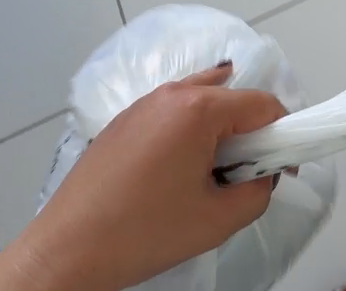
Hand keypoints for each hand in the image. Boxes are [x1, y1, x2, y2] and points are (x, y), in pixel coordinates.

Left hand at [0, 66, 285, 290]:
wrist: (64, 253)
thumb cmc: (143, 233)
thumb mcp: (216, 221)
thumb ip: (257, 192)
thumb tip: (263, 175)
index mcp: (200, 109)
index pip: (263, 105)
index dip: (281, 135)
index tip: (280, 169)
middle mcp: (174, 93)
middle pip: (233, 98)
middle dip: (250, 132)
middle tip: (244, 175)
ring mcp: (145, 102)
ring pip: (202, 98)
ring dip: (220, 126)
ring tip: (213, 169)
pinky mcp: (124, 119)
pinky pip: (174, 109)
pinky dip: (191, 127)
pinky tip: (182, 162)